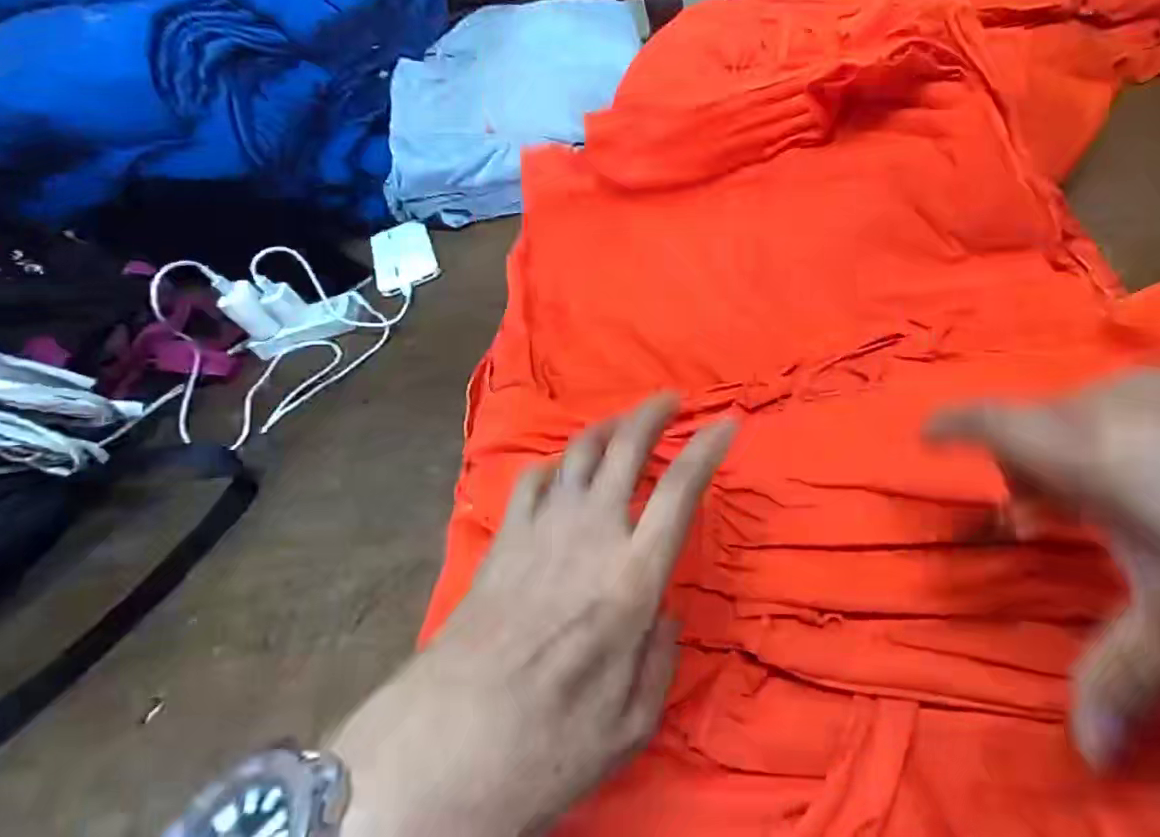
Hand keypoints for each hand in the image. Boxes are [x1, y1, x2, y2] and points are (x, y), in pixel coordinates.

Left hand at [332, 394, 736, 836]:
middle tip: (671, 401)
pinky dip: (556, 465)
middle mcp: (590, 536)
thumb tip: (665, 614)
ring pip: (577, 453)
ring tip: (624, 424)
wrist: (432, 757)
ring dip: (607, 428)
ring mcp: (539, 534)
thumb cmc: (544, 746)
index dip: (708, 447)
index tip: (727, 424)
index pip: (681, 487)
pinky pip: (532, 482)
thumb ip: (662, 660)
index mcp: (632, 576)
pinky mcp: (500, 545)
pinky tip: (563, 472)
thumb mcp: (631, 725)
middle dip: (653, 414)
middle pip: (625, 448)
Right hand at [927, 373, 1159, 767]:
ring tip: (1092, 510)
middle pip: (1038, 424)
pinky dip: (1115, 443)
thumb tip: (1082, 753)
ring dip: (1070, 457)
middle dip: (1020, 468)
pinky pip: (1132, 411)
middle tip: (1027, 517)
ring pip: (1087, 416)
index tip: (924, 437)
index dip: (952, 426)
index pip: (994, 421)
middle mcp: (1118, 404)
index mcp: (1091, 448)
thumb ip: (1119, 682)